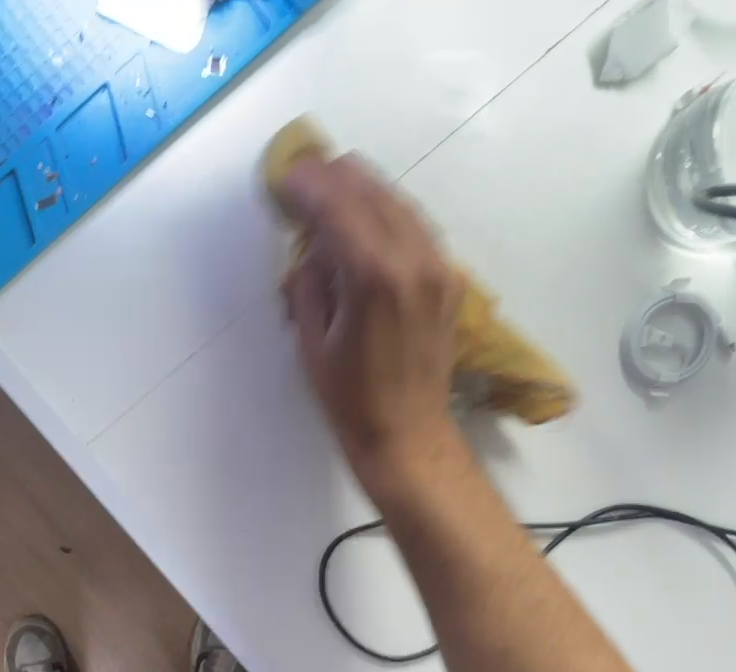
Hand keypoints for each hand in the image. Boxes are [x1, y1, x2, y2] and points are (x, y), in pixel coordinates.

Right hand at [278, 154, 468, 481]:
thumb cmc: (348, 398)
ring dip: (363, 190)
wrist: (407, 433)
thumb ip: (311, 282)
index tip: (285, 177)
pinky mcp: (451, 279)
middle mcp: (414, 262)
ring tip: (331, 184)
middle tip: (304, 173)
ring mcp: (440, 268)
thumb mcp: (311, 341)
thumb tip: (315, 246)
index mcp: (374, 279)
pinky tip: (366, 217)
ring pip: (400, 203)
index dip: (309, 186)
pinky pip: (416, 228)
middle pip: (373, 194)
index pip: (339, 208)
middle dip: (335, 179)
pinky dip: (387, 213)